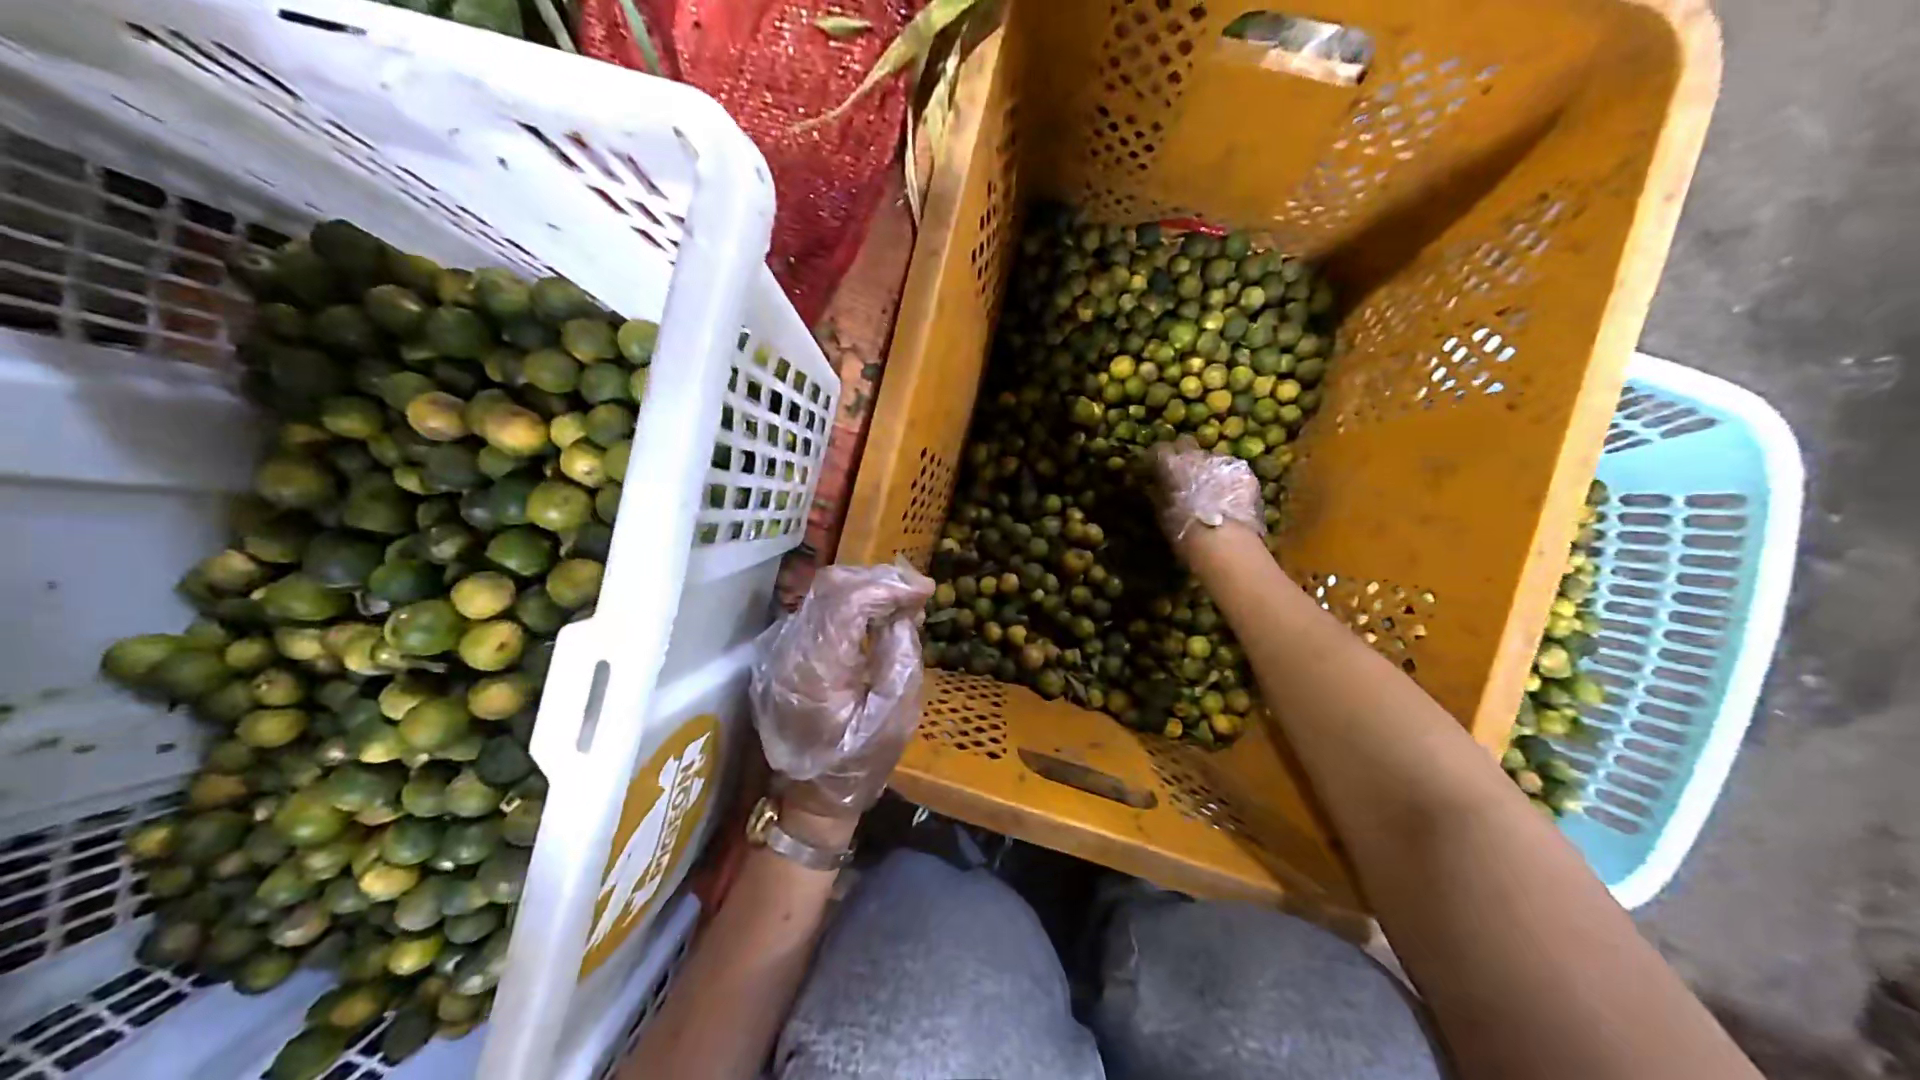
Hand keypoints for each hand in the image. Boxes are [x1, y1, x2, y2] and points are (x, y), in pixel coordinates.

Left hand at [748, 562, 936, 816]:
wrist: (809, 797)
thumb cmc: (857, 763)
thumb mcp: (895, 716)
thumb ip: (900, 656)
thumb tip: (902, 611)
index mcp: (816, 669)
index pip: (849, 602)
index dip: (889, 587)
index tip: (926, 590)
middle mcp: (788, 651)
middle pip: (832, 587)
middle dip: (879, 581)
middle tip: (915, 592)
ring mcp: (778, 651)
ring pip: (823, 594)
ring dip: (865, 589)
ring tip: (900, 601)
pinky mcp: (780, 653)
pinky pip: (817, 612)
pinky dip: (849, 604)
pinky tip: (874, 615)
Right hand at [1147, 436, 1267, 543]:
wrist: (1223, 541)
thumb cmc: (1183, 529)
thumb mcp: (1161, 512)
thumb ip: (1157, 493)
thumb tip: (1152, 486)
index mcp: (1171, 463)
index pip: (1159, 449)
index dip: (1156, 458)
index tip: (1153, 469)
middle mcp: (1196, 455)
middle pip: (1186, 443)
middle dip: (1182, 454)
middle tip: (1181, 473)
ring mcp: (1223, 461)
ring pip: (1211, 457)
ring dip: (1206, 468)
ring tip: (1208, 488)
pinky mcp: (1244, 472)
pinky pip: (1230, 470)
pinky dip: (1226, 479)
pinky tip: (1227, 497)